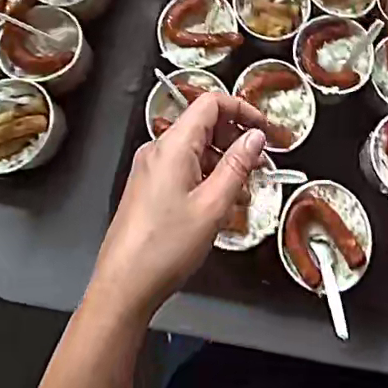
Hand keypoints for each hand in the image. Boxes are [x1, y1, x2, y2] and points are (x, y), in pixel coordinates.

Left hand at [89, 93, 267, 319]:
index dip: (241, 109)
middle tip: (260, 162)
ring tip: (245, 190)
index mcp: (173, 145)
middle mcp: (158, 149)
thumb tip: (255, 137)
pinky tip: (222, 203)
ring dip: (223, 162)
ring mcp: (151, 167)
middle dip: (235, 139)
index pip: (210, 103)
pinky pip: (183, 167)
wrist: (124, 284)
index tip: (263, 127)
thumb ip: (237, 166)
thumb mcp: (213, 205)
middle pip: (204, 124)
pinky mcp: (149, 186)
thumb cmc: (165, 247)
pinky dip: (207, 176)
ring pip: (195, 148)